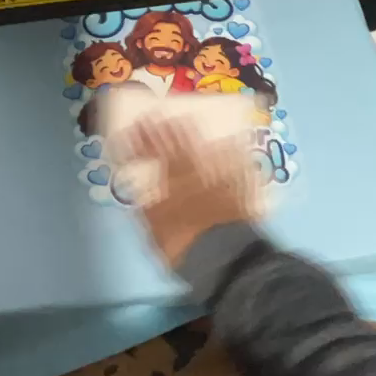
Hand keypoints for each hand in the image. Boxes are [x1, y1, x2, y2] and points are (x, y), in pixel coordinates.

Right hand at [121, 112, 261, 266]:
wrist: (226, 259)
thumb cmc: (184, 247)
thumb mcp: (156, 231)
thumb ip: (147, 208)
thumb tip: (138, 192)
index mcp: (170, 187)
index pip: (153, 158)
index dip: (143, 142)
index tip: (135, 127)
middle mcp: (194, 179)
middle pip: (179, 150)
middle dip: (167, 132)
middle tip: (160, 116)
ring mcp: (219, 182)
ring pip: (205, 153)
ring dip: (195, 136)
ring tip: (188, 121)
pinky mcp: (240, 190)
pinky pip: (236, 167)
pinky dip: (231, 154)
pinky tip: (231, 142)